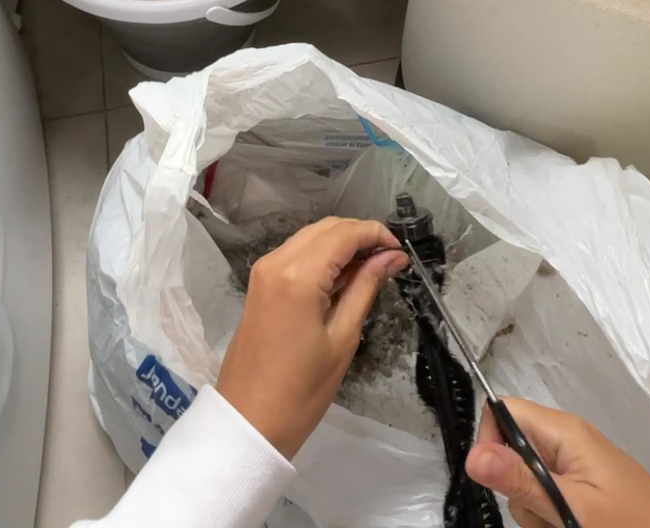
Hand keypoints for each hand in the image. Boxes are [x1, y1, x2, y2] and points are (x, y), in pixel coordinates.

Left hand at [216, 217, 408, 457]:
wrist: (249, 421)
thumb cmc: (302, 390)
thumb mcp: (343, 338)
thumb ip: (366, 287)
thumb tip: (392, 257)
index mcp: (298, 274)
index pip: (344, 234)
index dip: (376, 234)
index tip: (401, 250)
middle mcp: (277, 260)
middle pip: (326, 228)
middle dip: (359, 235)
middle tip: (390, 259)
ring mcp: (264, 269)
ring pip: (311, 236)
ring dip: (341, 244)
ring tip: (372, 268)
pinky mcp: (260, 281)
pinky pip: (297, 253)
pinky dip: (322, 256)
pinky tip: (343, 277)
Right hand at [466, 398, 649, 527]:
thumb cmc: (632, 527)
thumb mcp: (573, 509)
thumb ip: (522, 481)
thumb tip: (470, 456)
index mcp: (563, 430)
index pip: (503, 410)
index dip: (490, 440)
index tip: (496, 481)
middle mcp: (566, 440)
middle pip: (513, 450)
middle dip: (518, 489)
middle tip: (547, 516)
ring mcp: (577, 467)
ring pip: (528, 481)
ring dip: (537, 512)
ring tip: (565, 527)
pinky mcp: (586, 491)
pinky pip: (550, 497)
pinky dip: (553, 518)